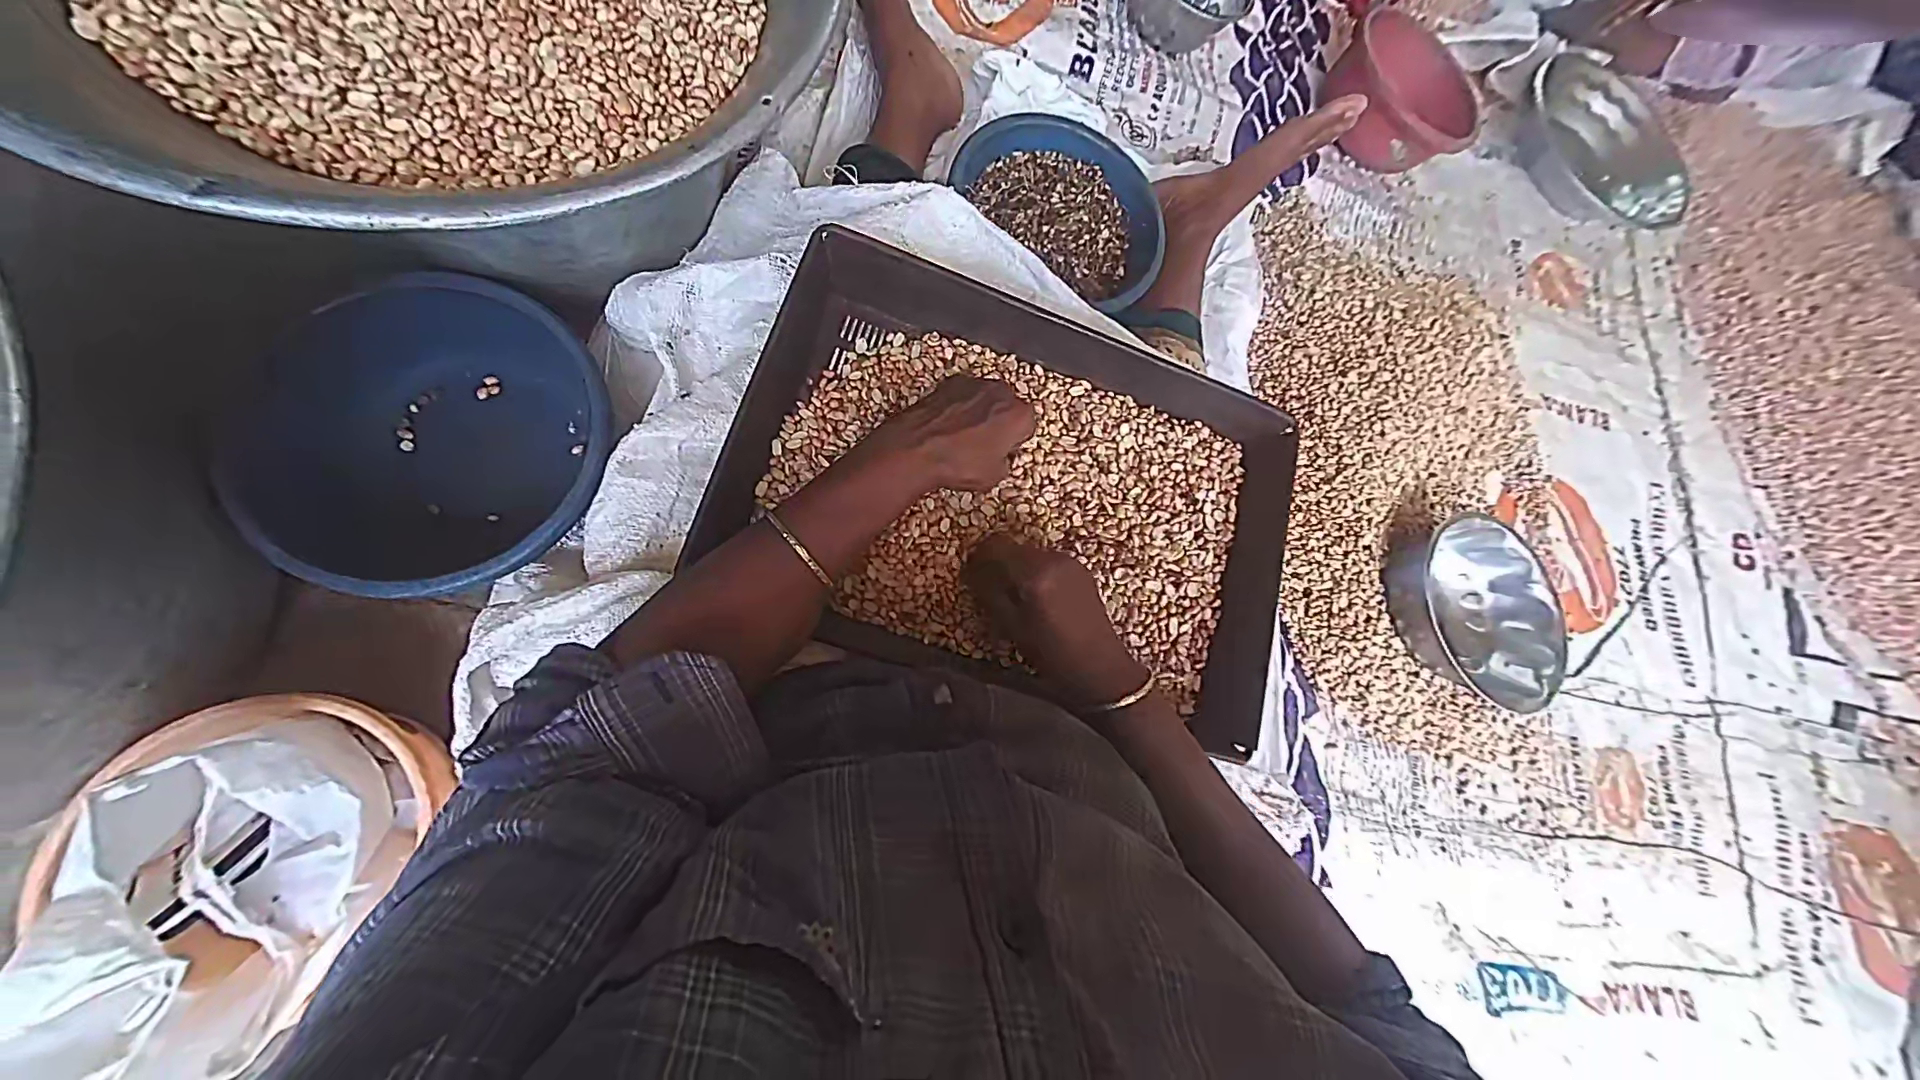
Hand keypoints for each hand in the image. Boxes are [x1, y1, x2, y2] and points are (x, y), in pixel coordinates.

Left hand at [856, 375, 1036, 491]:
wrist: (916, 449)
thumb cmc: (957, 462)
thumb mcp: (994, 477)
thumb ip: (1006, 462)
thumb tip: (1000, 459)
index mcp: (1019, 414)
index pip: (1028, 426)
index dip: (1016, 441)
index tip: (1006, 451)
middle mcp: (1001, 392)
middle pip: (1008, 407)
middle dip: (1000, 422)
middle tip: (985, 445)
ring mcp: (974, 384)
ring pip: (986, 399)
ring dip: (980, 413)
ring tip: (964, 437)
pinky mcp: (950, 382)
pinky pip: (963, 395)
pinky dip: (960, 407)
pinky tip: (949, 427)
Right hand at [964, 534, 1151, 708]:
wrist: (1100, 669)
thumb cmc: (1052, 654)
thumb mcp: (1012, 626)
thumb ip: (989, 592)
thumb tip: (971, 572)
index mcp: (1035, 571)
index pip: (996, 545)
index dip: (978, 556)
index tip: (968, 572)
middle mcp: (1054, 558)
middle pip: (1014, 547)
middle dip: (996, 563)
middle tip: (984, 587)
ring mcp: (1070, 563)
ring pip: (1030, 554)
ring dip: (1015, 568)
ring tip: (1009, 597)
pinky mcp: (1080, 571)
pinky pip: (1047, 563)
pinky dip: (1033, 573)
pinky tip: (1032, 599)